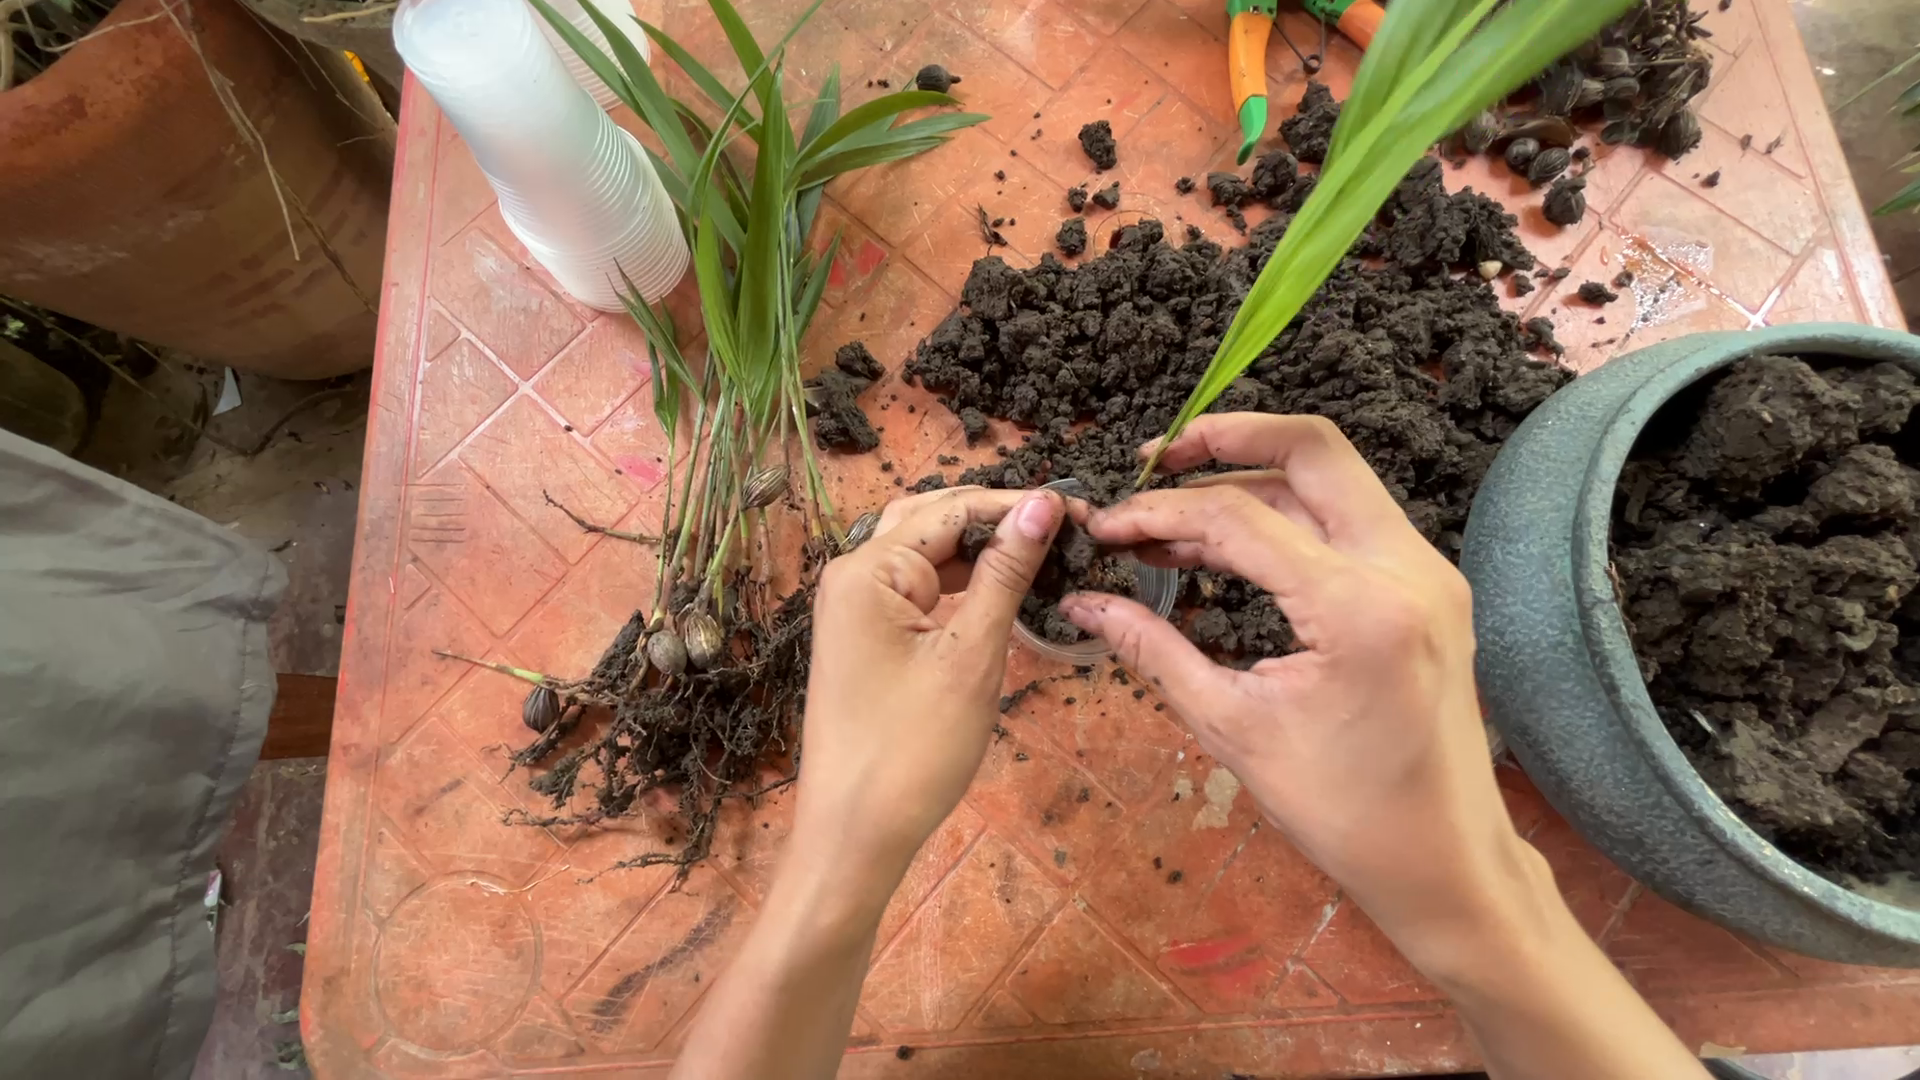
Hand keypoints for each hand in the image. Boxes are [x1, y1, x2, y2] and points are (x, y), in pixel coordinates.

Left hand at [795, 485, 1064, 892]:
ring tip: (1036, 554)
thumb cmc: (914, 750)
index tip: (1078, 511)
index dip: (1014, 505)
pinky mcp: (864, 635)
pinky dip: (956, 583)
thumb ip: (1005, 572)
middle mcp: (852, 575)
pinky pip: (914, 589)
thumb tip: (1042, 503)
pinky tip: (994, 589)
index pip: (951, 509)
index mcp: (868, 569)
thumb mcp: (971, 656)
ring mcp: (854, 606)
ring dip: (976, 550)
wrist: (854, 836)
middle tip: (1060, 531)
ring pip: (923, 554)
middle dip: (994, 519)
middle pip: (931, 521)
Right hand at [1060, 414, 1547, 978]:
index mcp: (1358, 607)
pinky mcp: (1422, 584)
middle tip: (1152, 459)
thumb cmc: (1339, 809)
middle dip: (1222, 438)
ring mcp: (1425, 569)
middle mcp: (1405, 566)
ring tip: (1169, 515)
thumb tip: (1083, 604)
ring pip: (1327, 479)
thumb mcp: (1230, 724)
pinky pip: (1341, 519)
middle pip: (1311, 449)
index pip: (1238, 516)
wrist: (1445, 862)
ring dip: (1245, 478)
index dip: (1159, 511)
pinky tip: (1221, 543)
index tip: (1106, 526)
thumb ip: (1150, 648)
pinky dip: (1277, 516)